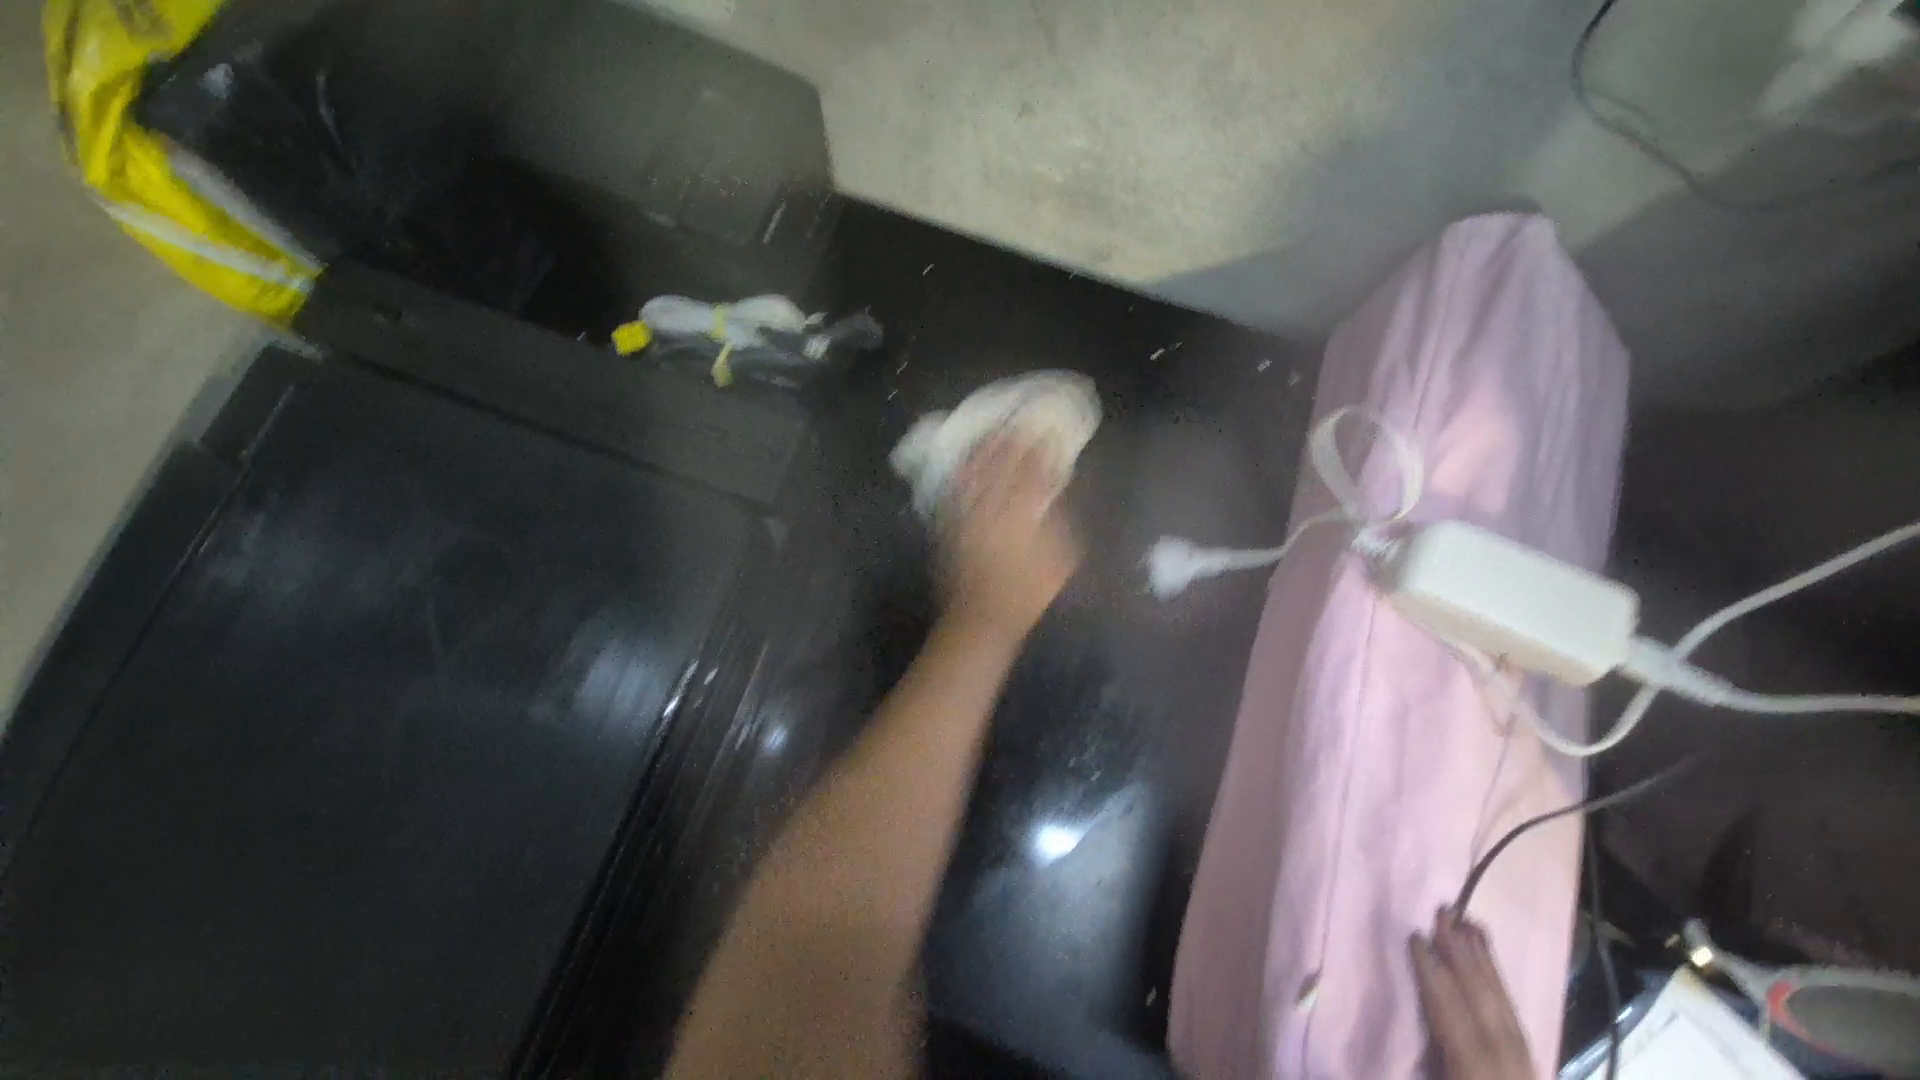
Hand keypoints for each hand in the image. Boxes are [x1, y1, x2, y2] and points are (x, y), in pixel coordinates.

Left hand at [940, 434, 1081, 640]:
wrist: (981, 618)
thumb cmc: (1027, 594)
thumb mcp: (1060, 559)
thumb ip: (1056, 521)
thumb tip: (1052, 494)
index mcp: (1022, 516)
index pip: (1033, 472)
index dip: (1041, 449)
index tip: (1048, 430)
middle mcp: (992, 509)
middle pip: (1001, 465)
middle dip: (1012, 440)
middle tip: (1020, 420)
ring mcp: (968, 514)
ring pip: (975, 473)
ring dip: (985, 449)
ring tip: (993, 430)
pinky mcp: (950, 524)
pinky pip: (955, 490)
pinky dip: (962, 471)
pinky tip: (966, 460)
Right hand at [1410, 909, 1533, 1079]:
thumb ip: (1416, 1063)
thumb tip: (1362, 1052)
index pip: (1457, 1027)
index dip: (1436, 982)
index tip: (1417, 937)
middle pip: (1491, 1015)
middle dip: (1468, 962)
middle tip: (1447, 913)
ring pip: (1512, 1023)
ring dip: (1490, 973)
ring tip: (1473, 928)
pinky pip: (1521, 1038)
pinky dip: (1506, 1002)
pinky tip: (1492, 980)